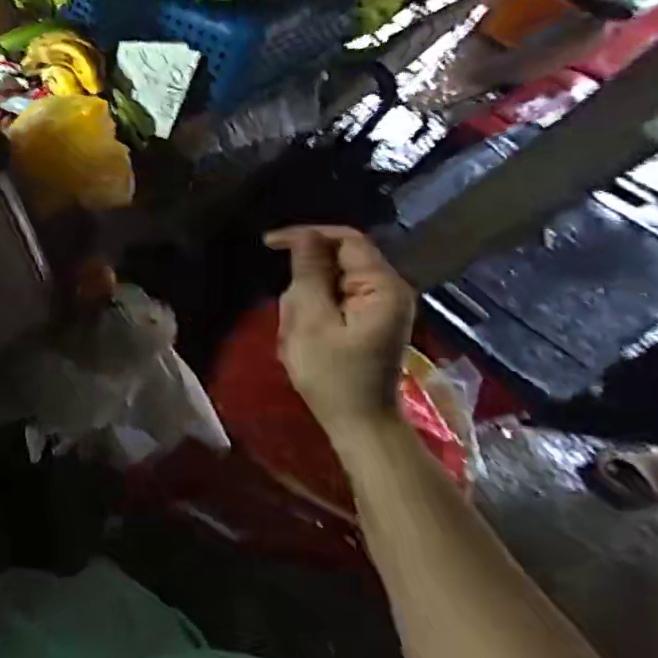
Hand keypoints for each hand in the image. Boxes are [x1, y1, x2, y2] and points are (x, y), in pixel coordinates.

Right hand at [264, 225, 415, 433]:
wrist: (358, 422)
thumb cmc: (331, 374)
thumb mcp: (310, 321)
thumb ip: (309, 274)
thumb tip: (304, 237)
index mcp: (382, 287)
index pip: (346, 240)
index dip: (307, 235)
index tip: (267, 244)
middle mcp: (390, 290)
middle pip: (340, 260)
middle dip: (305, 278)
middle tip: (286, 312)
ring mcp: (382, 307)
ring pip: (334, 282)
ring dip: (306, 298)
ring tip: (295, 332)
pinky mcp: (372, 321)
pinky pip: (337, 300)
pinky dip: (315, 310)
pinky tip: (304, 334)